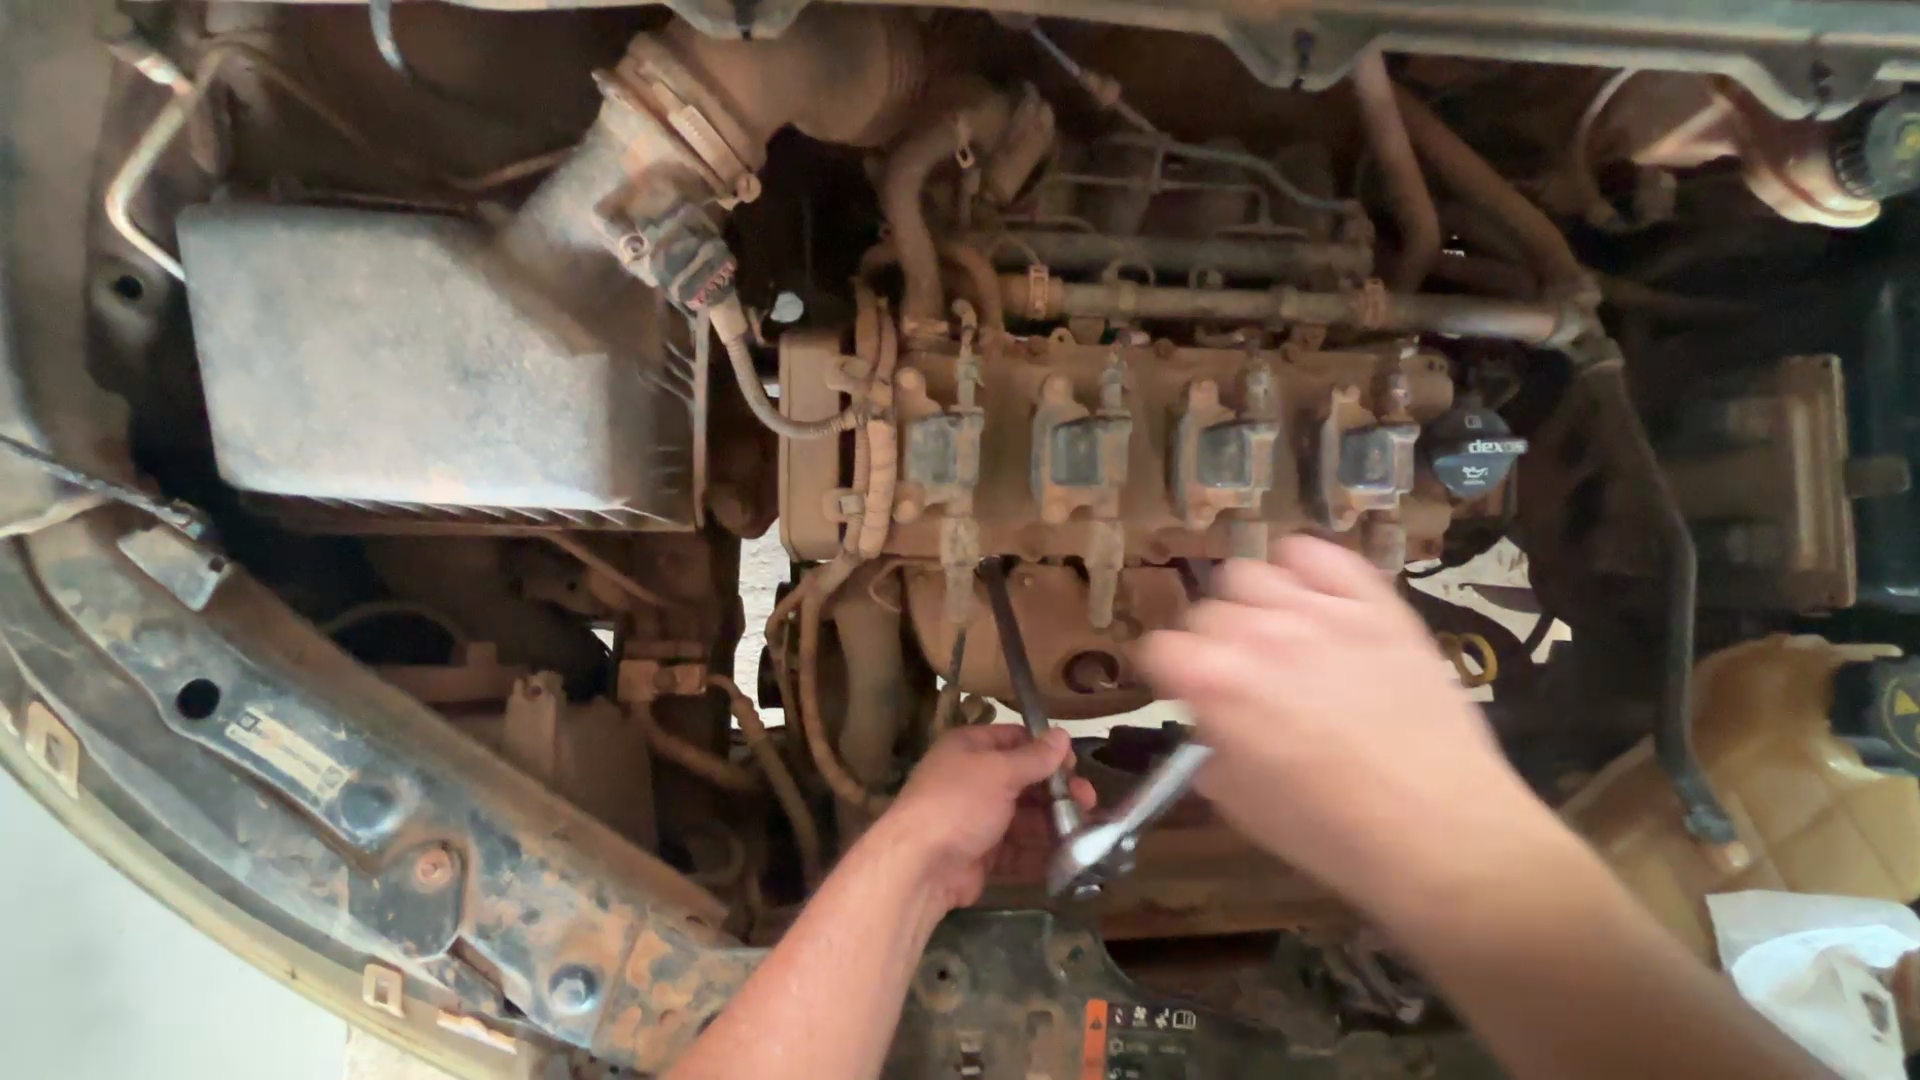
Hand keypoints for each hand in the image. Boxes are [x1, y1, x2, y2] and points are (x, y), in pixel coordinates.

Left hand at [877, 726, 1094, 909]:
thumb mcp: (999, 772)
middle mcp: (973, 780)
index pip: (1014, 740)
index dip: (1045, 750)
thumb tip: (1062, 735)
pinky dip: (1040, 853)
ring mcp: (977, 819)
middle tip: (1088, 800)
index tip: (1074, 765)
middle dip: (1056, 791)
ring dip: (1053, 823)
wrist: (919, 865)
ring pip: (1023, 817)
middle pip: (1023, 781)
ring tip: (1086, 832)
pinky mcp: (981, 854)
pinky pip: (1017, 850)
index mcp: (970, 749)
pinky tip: (1068, 857)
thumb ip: (1034, 757)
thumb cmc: (959, 803)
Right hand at [1138, 536, 1546, 920]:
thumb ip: (1208, 743)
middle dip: (1209, 643)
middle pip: (1203, 610)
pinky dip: (1302, 567)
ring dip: (1248, 605)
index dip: (1169, 675)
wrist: (1444, 836)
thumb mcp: (1238, 801)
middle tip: (1238, 677)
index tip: (1185, 694)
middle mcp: (1256, 634)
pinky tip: (1309, 599)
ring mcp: (1318, 612)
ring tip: (1273, 636)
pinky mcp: (1374, 606)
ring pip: (1250, 574)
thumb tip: (1208, 718)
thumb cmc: (1331, 832)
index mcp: (1214, 683)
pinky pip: (1318, 553)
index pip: (1159, 648)